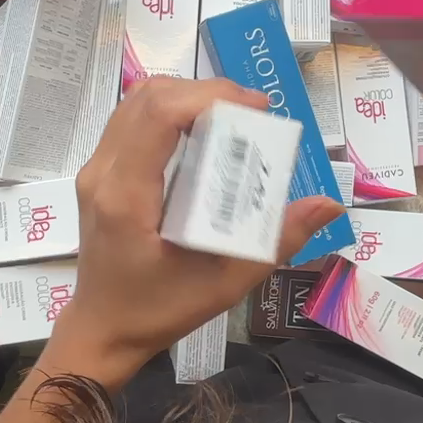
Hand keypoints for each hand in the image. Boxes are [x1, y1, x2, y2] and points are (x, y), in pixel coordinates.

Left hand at [49, 78, 344, 385]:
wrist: (103, 330)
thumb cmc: (159, 311)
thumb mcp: (226, 284)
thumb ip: (277, 241)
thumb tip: (327, 205)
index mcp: (127, 197)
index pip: (160, 116)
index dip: (210, 97)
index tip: (256, 108)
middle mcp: (103, 174)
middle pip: (148, 98)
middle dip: (205, 92)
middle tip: (252, 113)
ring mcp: (94, 171)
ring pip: (136, 102)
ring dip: (186, 97)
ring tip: (230, 117)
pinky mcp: (98, 174)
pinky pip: (130, 121)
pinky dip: (168, 112)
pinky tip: (200, 132)